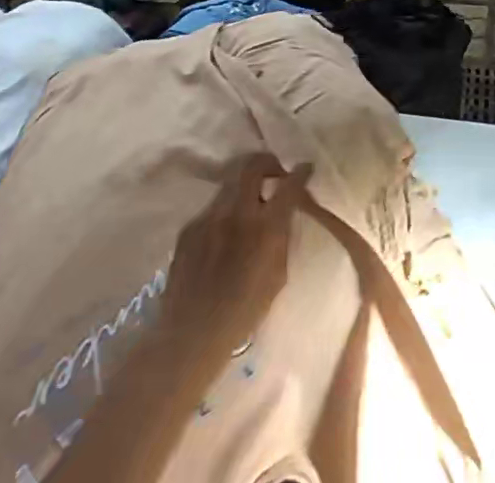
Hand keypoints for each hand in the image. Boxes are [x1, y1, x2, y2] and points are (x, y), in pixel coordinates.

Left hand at [163, 154, 311, 361]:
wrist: (193, 331)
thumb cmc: (244, 313)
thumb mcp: (277, 277)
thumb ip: (280, 240)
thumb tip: (282, 216)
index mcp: (264, 230)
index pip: (287, 188)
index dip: (299, 173)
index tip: (305, 167)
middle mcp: (235, 213)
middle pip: (250, 166)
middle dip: (266, 162)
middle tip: (276, 172)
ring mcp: (208, 216)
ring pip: (229, 183)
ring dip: (244, 185)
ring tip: (251, 201)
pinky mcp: (189, 226)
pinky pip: (212, 207)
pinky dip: (225, 209)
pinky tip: (226, 230)